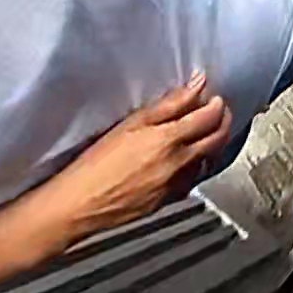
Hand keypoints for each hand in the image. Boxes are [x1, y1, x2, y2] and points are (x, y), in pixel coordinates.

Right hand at [16, 72, 231, 247]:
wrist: (68, 209)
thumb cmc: (93, 164)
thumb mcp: (131, 123)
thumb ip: (171, 102)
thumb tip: (199, 82)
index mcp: (170, 139)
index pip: (211, 115)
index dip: (217, 103)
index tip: (213, 97)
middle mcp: (178, 162)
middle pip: (219, 136)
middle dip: (223, 120)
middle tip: (218, 112)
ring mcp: (173, 184)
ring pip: (209, 159)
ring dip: (212, 144)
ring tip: (204, 134)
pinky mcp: (164, 202)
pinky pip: (191, 180)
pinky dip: (195, 167)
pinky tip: (186, 161)